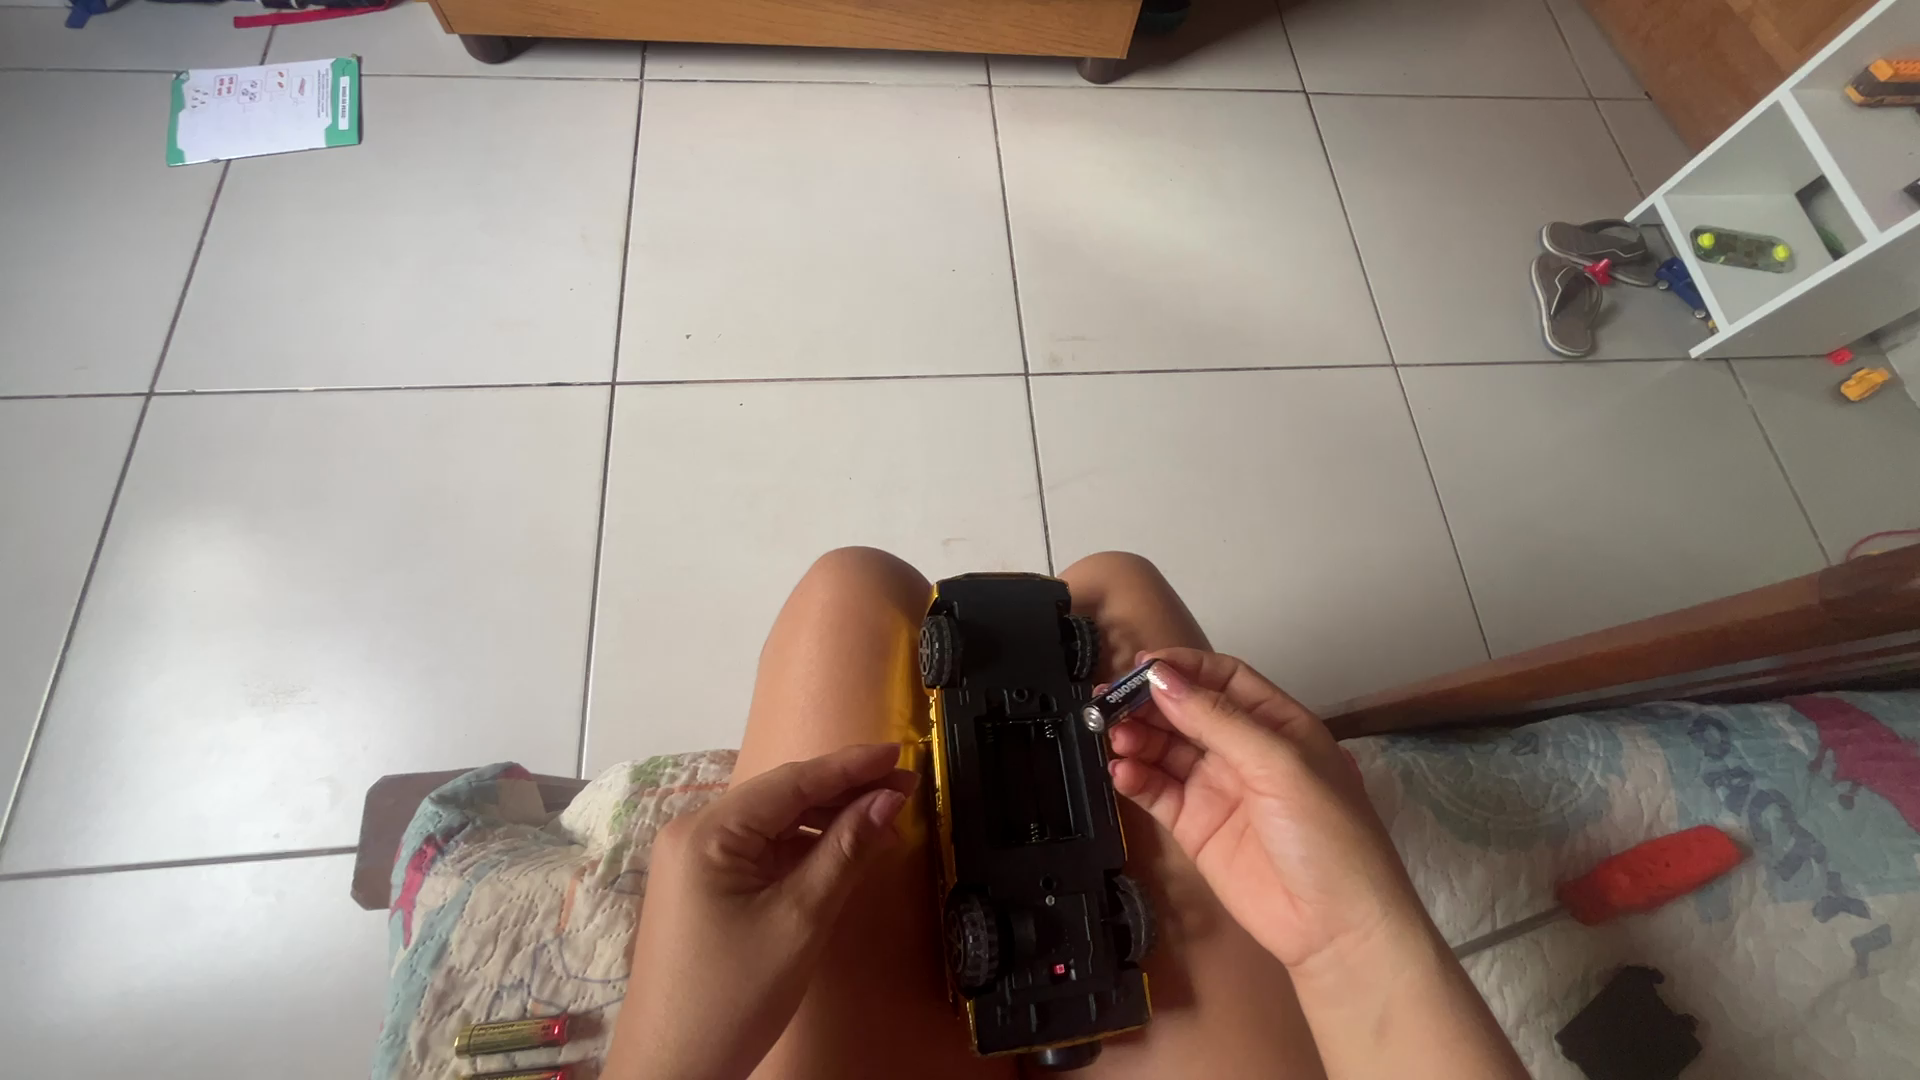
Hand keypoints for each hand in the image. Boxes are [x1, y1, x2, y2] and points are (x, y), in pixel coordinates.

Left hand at [604, 743, 916, 1079]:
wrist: (671, 1077)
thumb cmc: (735, 997)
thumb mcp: (800, 919)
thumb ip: (846, 850)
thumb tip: (890, 798)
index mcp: (709, 831)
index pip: (792, 781)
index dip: (850, 765)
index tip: (899, 751)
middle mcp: (697, 830)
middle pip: (784, 796)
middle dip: (845, 790)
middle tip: (905, 784)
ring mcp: (699, 857)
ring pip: (777, 821)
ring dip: (830, 818)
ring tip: (885, 814)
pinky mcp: (707, 883)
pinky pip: (765, 849)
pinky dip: (806, 847)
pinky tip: (845, 847)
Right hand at [1106, 648, 1423, 972]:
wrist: (1336, 933)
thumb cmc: (1327, 836)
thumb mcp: (1279, 764)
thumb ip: (1216, 719)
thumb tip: (1160, 678)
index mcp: (1274, 725)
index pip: (1222, 679)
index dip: (1182, 667)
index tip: (1141, 666)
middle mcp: (1242, 750)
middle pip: (1185, 710)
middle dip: (1147, 702)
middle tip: (1110, 699)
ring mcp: (1215, 787)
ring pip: (1164, 747)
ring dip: (1136, 737)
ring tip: (1115, 738)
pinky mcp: (1193, 824)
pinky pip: (1156, 790)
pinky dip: (1134, 777)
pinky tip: (1121, 772)